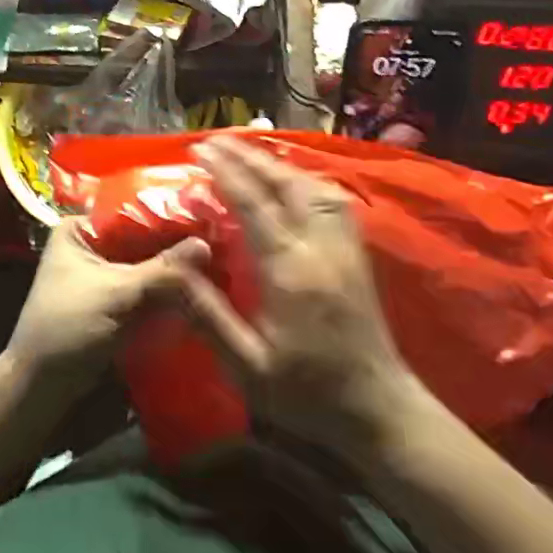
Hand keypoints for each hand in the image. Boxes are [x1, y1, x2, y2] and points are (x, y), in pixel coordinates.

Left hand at [5, 218, 209, 385]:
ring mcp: (106, 274)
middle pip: (143, 239)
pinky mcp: (117, 301)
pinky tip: (206, 287)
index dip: (169, 215)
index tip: (211, 217)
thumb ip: (161, 270)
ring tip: (226, 262)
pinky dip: (171, 290)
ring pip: (150, 265)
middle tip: (227, 242)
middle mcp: (92, 244)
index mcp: (79, 229)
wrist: (43, 382)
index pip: (131, 212)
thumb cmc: (67, 326)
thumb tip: (206, 244)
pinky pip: (150, 288)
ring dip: (179, 269)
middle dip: (178, 245)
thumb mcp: (115, 293)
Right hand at [182, 138, 425, 450]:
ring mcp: (346, 251)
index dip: (226, 172)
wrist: (380, 412)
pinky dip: (305, 181)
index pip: (255, 204)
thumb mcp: (246, 363)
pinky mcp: (357, 258)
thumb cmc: (306, 393)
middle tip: (216, 140)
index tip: (200, 149)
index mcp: (291, 271)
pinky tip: (290, 183)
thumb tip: (173, 266)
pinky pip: (332, 202)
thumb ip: (207, 313)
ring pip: (316, 188)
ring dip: (280, 165)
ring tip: (248, 154)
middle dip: (250, 157)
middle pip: (288, 185)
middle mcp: (322, 250)